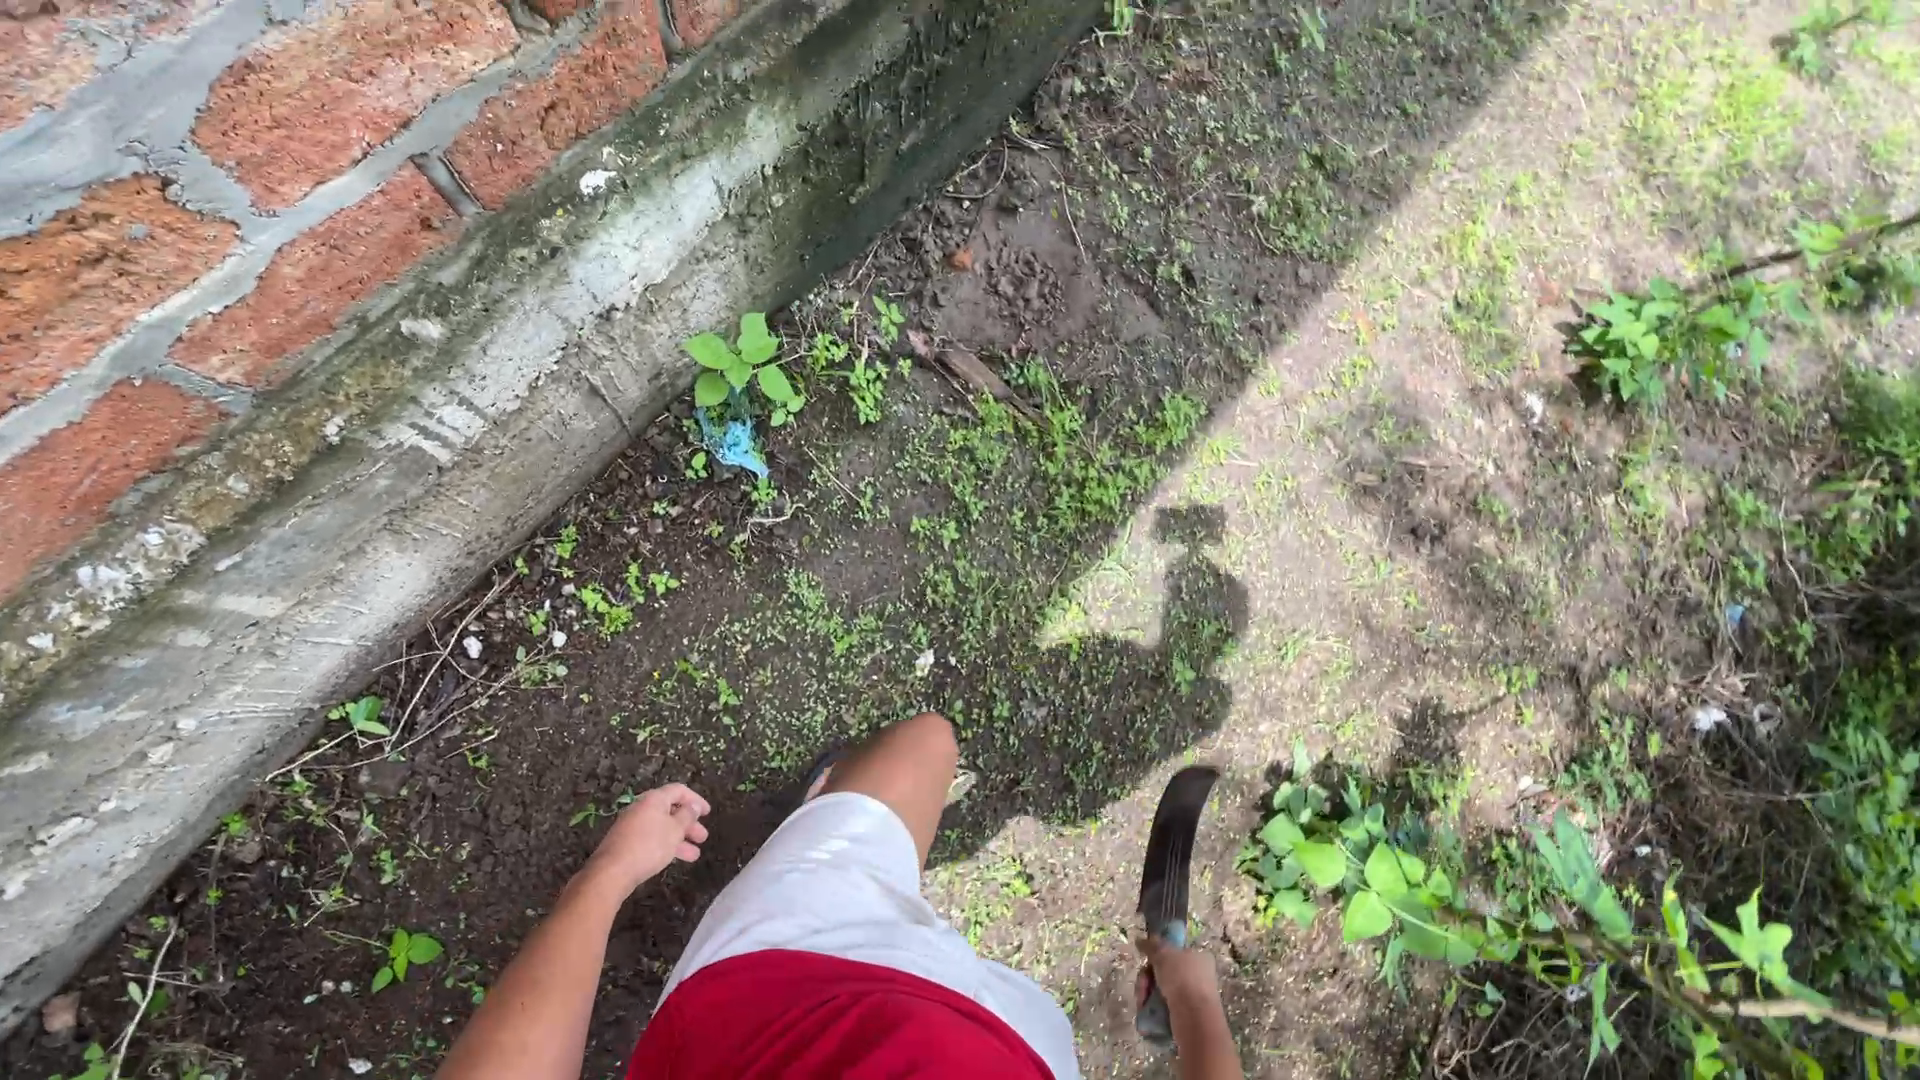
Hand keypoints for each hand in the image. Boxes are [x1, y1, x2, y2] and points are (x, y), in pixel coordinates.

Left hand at [580, 783, 710, 895]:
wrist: (611, 872)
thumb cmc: (648, 845)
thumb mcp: (675, 829)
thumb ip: (687, 816)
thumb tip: (693, 805)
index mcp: (654, 799)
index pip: (679, 791)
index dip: (696, 799)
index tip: (707, 812)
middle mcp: (641, 808)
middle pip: (670, 811)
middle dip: (689, 824)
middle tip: (702, 837)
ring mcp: (632, 826)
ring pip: (662, 828)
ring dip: (679, 839)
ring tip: (694, 856)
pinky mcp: (626, 843)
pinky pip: (651, 840)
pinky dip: (665, 846)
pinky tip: (673, 859)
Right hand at [1135, 934, 1220, 1013]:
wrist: (1194, 1018)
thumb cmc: (1182, 978)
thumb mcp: (1163, 953)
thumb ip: (1151, 945)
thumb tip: (1140, 940)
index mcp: (1199, 957)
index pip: (1174, 952)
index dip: (1158, 955)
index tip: (1148, 960)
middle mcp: (1198, 977)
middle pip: (1164, 972)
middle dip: (1147, 978)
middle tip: (1143, 984)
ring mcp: (1192, 998)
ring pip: (1161, 991)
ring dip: (1147, 994)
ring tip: (1143, 1002)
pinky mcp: (1185, 1017)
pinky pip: (1163, 1008)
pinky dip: (1152, 1010)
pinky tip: (1146, 1012)